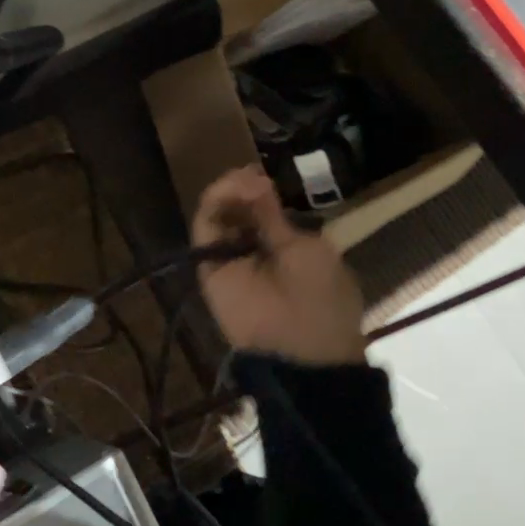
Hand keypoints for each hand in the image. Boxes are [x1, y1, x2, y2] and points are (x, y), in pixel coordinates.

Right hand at [192, 165, 366, 364]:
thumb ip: (274, 218)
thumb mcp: (305, 250)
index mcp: (288, 249)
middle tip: (252, 176)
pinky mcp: (208, 263)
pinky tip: (230, 189)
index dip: (263, 192)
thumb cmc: (318, 298)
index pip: (266, 211)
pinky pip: (206, 225)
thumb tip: (258, 181)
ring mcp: (230, 256)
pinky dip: (215, 202)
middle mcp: (255, 249)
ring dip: (230, 190)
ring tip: (243, 182)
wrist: (296, 349)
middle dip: (246, 187)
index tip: (264, 177)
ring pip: (220, 212)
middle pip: (240, 208)